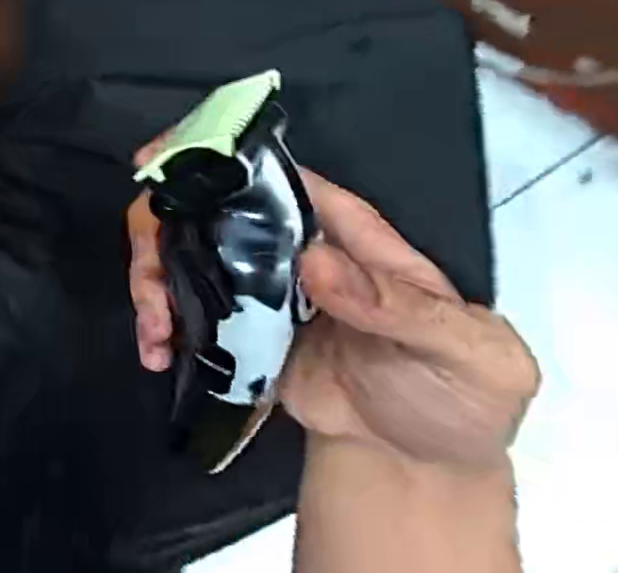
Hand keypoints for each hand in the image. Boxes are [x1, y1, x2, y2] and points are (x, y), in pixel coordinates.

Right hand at [125, 150, 538, 469]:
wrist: (412, 460)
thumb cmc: (454, 395)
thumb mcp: (468, 355)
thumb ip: (401, 307)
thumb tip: (316, 261)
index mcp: (337, 231)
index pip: (271, 175)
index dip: (211, 158)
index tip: (159, 162)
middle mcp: (280, 243)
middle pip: (198, 205)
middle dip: (156, 231)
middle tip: (149, 277)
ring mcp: (244, 279)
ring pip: (172, 248)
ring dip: (148, 282)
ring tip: (157, 330)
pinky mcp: (222, 317)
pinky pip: (172, 301)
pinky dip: (153, 322)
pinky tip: (158, 351)